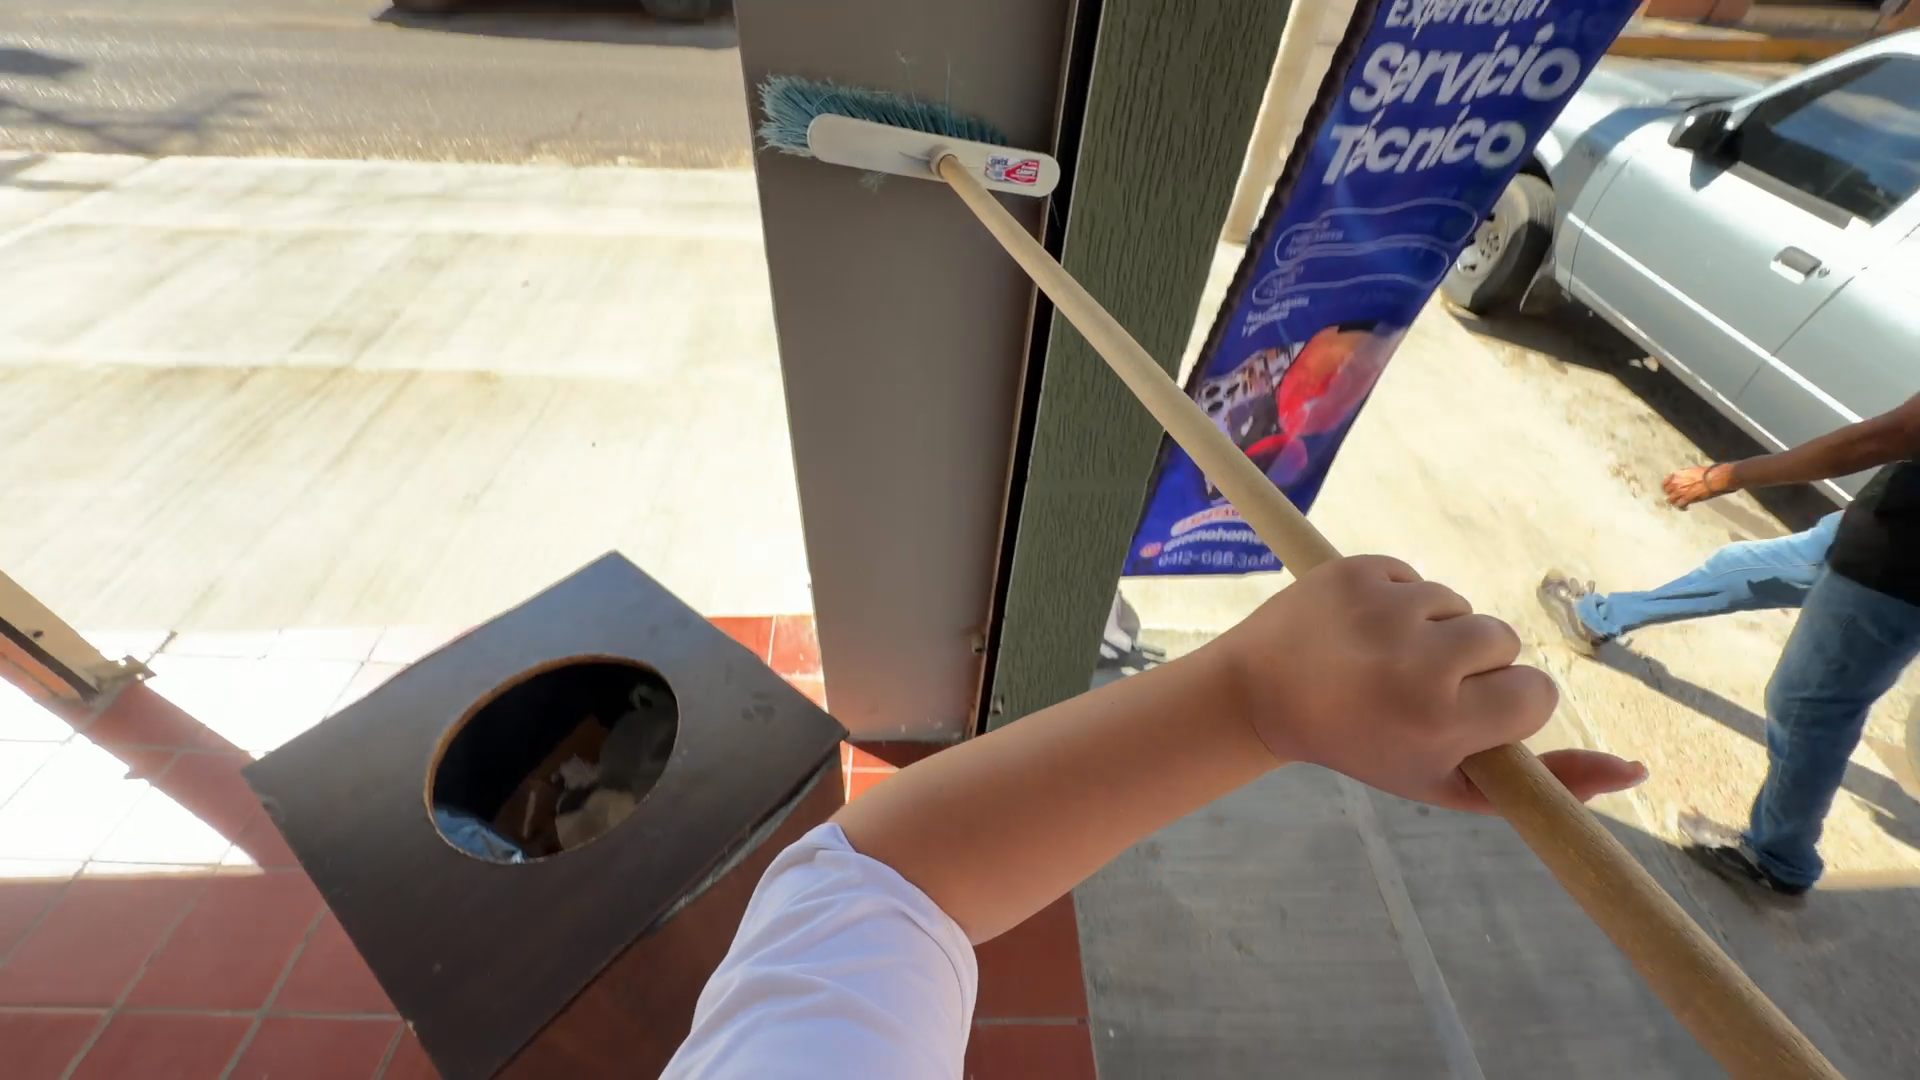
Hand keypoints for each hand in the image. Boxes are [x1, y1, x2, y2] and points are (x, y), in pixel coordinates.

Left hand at [1213, 555, 1645, 812]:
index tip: (1453, 712)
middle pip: (1502, 639)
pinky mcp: (1351, 569)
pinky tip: (1356, 626)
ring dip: (1430, 627)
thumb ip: (1537, 786)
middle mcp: (1414, 657)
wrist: (1258, 691)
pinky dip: (1394, 597)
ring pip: (1457, 604)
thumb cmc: (1354, 742)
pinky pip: (1411, 575)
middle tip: (1408, 682)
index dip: (1498, 706)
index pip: (1536, 694)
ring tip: (1377, 655)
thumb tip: (1635, 768)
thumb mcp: (1439, 782)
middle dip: (1468, 662)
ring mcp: (1380, 606)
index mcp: (1439, 718)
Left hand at [1663, 464, 1731, 507]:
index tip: (1672, 490)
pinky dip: (1682, 507)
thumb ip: (1685, 476)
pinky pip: (1680, 505)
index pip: (1666, 483)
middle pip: (1667, 492)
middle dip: (1672, 494)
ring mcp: (1679, 491)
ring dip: (1676, 502)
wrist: (1717, 478)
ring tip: (1681, 503)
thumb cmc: (1710, 472)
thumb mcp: (1693, 471)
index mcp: (1677, 475)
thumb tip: (1685, 479)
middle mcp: (1675, 483)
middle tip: (1678, 497)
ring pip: (1671, 499)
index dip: (1669, 487)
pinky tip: (1685, 508)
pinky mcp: (1686, 498)